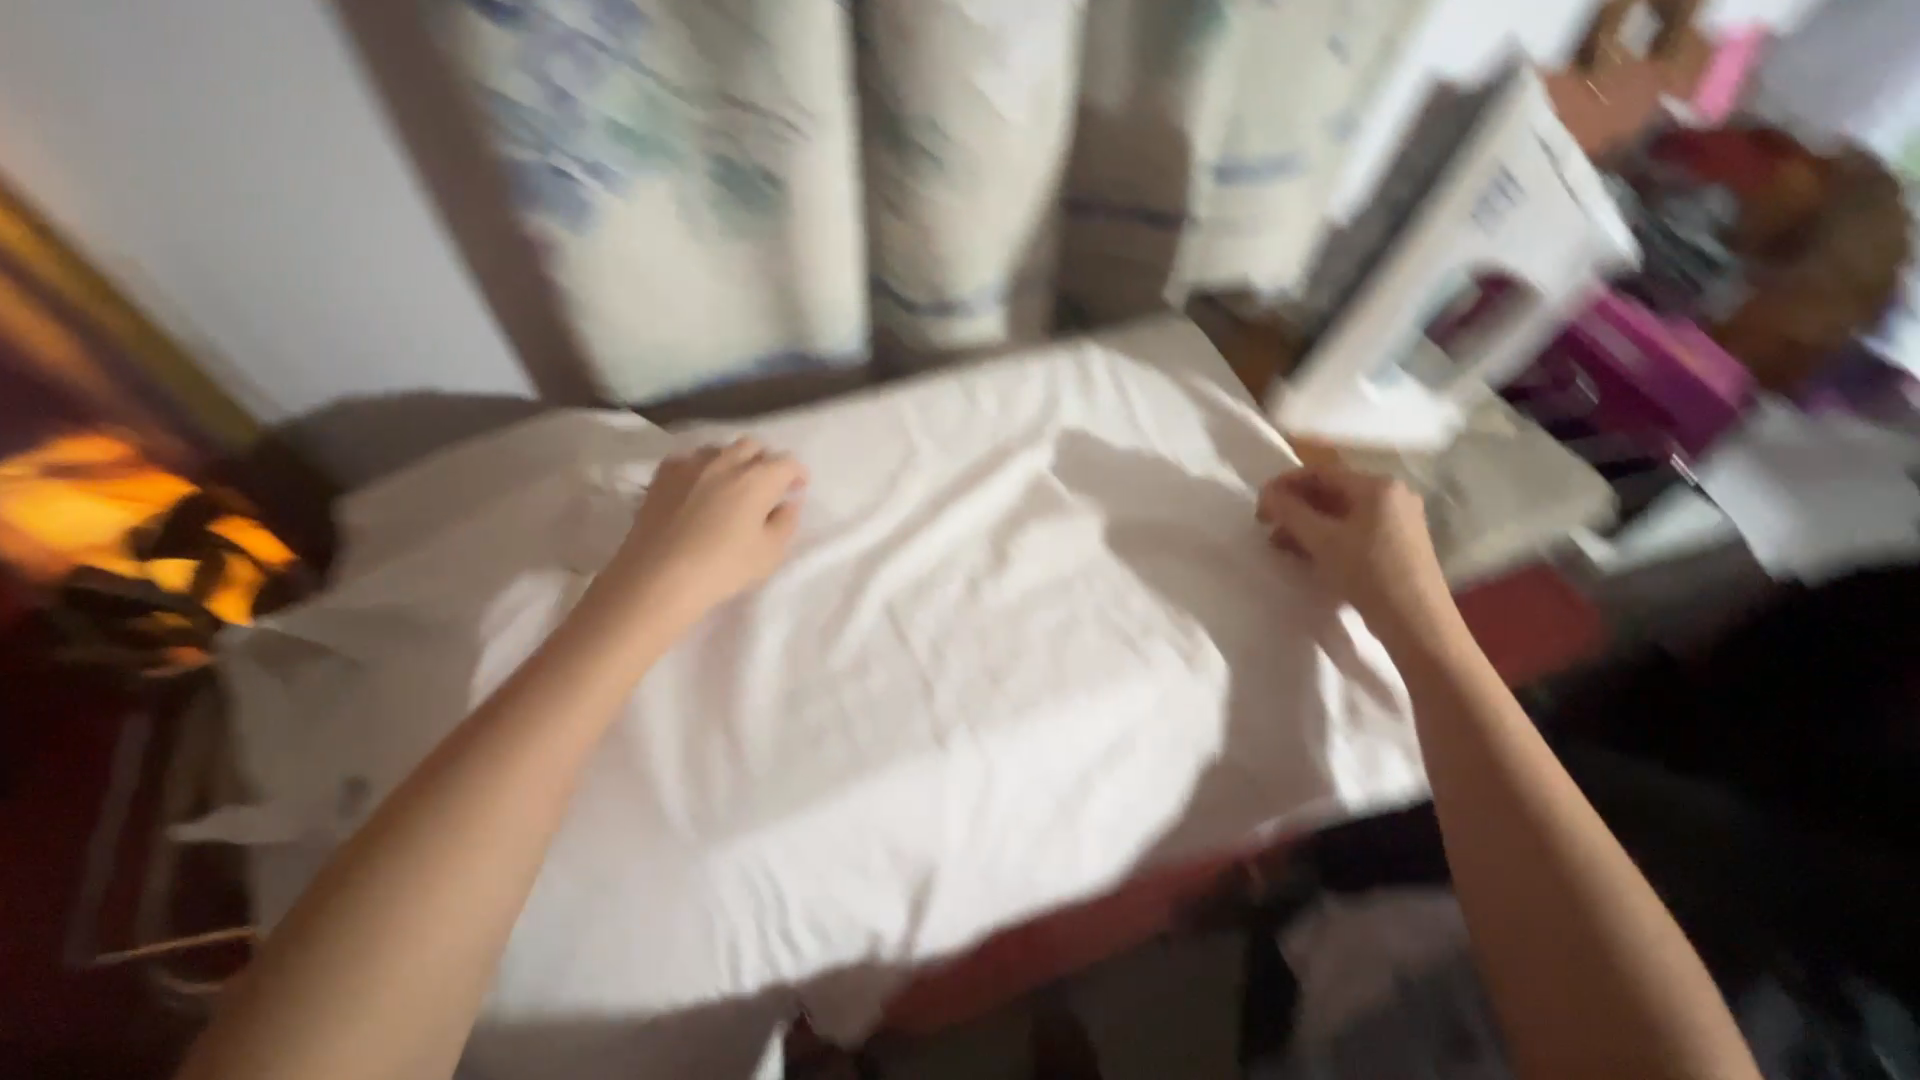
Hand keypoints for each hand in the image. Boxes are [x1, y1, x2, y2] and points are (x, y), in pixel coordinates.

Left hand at [605, 437, 807, 616]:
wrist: (658, 577)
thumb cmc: (722, 568)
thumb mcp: (770, 553)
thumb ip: (786, 522)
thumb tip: (788, 503)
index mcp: (758, 479)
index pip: (787, 462)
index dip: (797, 474)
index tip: (797, 490)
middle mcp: (726, 461)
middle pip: (753, 446)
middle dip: (765, 461)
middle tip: (766, 487)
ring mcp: (691, 465)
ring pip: (720, 449)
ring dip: (732, 461)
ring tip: (731, 485)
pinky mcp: (662, 475)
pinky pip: (689, 459)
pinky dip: (700, 468)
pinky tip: (697, 488)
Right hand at [1256, 464, 1457, 646]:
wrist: (1416, 621)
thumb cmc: (1368, 573)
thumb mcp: (1323, 541)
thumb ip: (1290, 513)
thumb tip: (1267, 495)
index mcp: (1377, 485)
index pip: (1321, 473)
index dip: (1285, 484)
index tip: (1260, 504)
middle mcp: (1392, 495)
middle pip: (1332, 492)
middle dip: (1296, 507)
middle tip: (1267, 526)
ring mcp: (1399, 519)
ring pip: (1342, 513)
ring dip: (1309, 525)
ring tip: (1281, 544)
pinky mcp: (1399, 543)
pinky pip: (1355, 529)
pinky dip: (1329, 537)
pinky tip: (1309, 554)